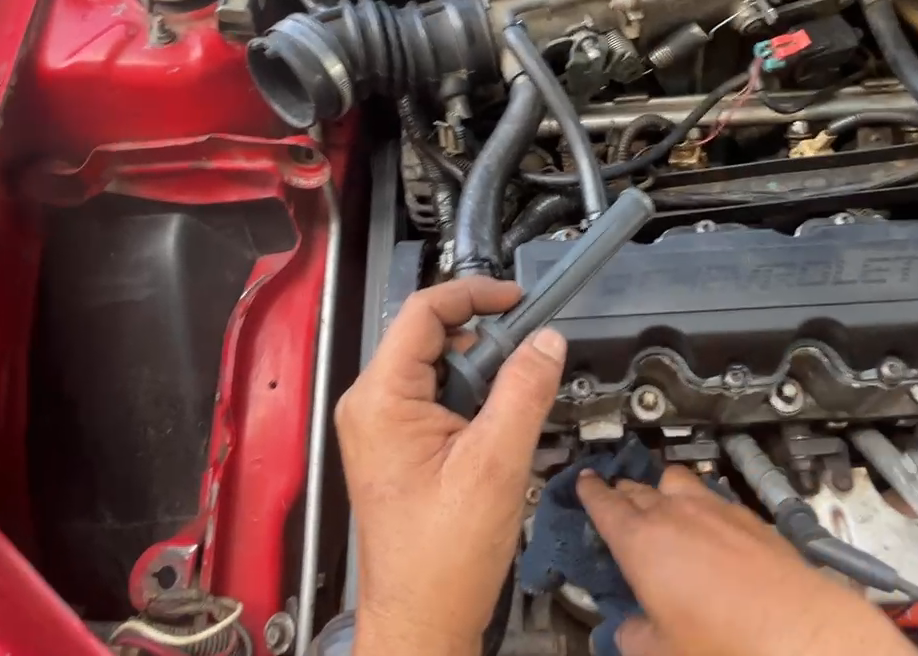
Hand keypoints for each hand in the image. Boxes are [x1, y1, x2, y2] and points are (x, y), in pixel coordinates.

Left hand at [336, 277, 566, 655]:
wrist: (422, 623)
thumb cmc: (444, 558)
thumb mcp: (496, 464)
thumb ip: (524, 391)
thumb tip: (547, 339)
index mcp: (380, 398)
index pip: (424, 312)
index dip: (474, 295)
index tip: (517, 299)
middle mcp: (371, 403)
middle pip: (431, 336)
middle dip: (483, 344)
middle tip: (523, 367)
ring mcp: (380, 423)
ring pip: (438, 366)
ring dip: (480, 376)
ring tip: (505, 418)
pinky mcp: (396, 443)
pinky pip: (436, 395)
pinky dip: (472, 400)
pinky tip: (491, 434)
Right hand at [577, 466, 917, 655]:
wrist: (804, 636)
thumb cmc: (730, 645)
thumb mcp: (663, 652)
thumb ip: (636, 637)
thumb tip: (630, 632)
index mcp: (641, 541)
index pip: (604, 503)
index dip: (590, 492)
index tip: (584, 484)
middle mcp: (674, 513)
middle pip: (636, 488)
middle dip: (622, 493)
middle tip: (616, 502)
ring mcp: (713, 509)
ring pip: (675, 480)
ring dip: (662, 490)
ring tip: (662, 507)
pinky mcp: (747, 516)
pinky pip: (711, 495)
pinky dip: (700, 504)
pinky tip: (708, 528)